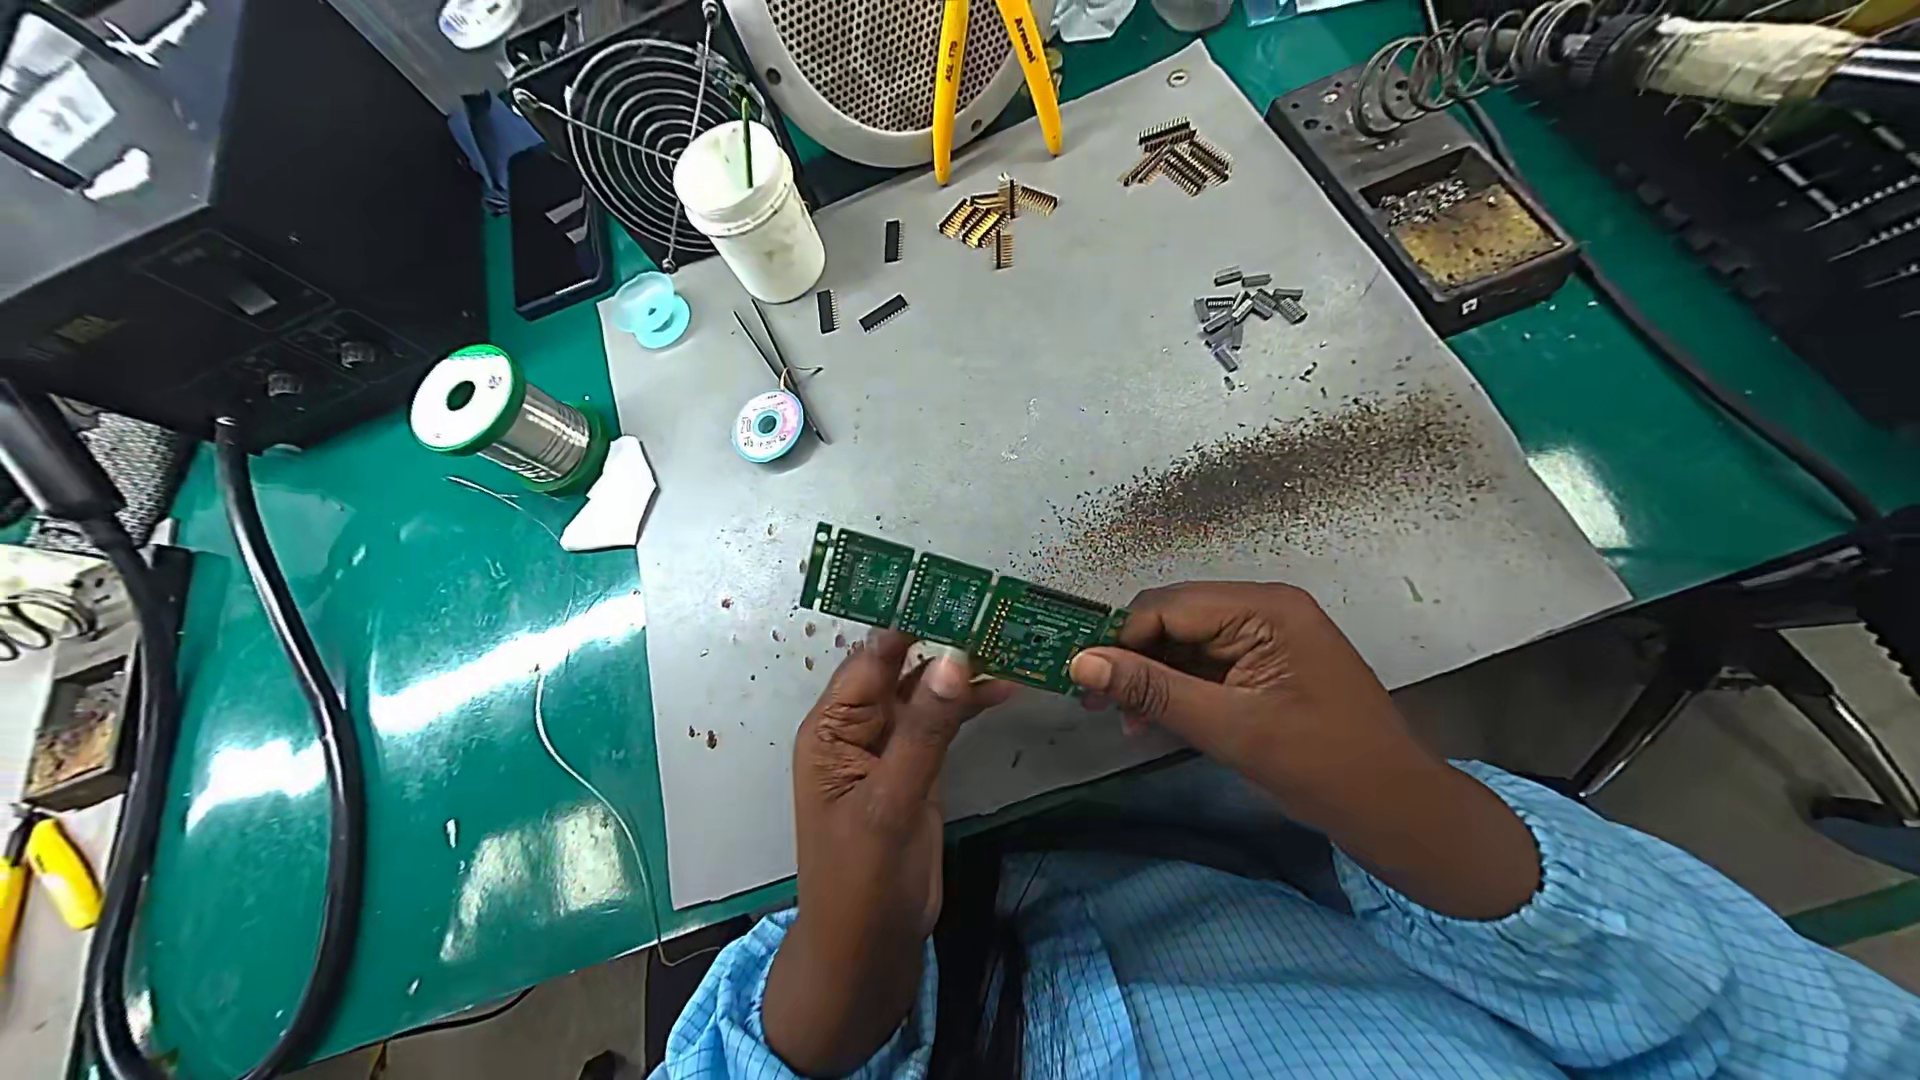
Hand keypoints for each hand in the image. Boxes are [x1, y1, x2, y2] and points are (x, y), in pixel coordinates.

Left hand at [764, 631, 1011, 1075]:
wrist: (870, 950)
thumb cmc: (862, 880)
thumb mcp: (891, 803)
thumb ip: (924, 730)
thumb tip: (953, 657)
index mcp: (831, 728)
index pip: (872, 659)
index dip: (911, 623)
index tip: (954, 591)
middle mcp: (858, 727)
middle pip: (902, 669)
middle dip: (942, 640)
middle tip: (993, 610)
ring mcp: (891, 746)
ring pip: (927, 693)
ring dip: (962, 672)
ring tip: (1009, 642)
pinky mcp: (917, 766)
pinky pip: (943, 722)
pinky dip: (970, 705)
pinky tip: (1005, 689)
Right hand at [1069, 581, 1539, 918]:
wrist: (1400, 813)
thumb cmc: (1322, 766)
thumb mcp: (1228, 727)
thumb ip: (1151, 690)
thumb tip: (1079, 663)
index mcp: (1264, 608)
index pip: (1167, 606)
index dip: (1120, 639)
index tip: (1084, 680)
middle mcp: (1262, 608)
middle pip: (1172, 620)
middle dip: (1133, 660)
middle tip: (1098, 705)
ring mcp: (1264, 635)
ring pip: (1182, 643)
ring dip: (1151, 679)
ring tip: (1127, 721)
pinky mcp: (1262, 662)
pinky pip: (1203, 664)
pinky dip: (1175, 689)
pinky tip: (1155, 720)